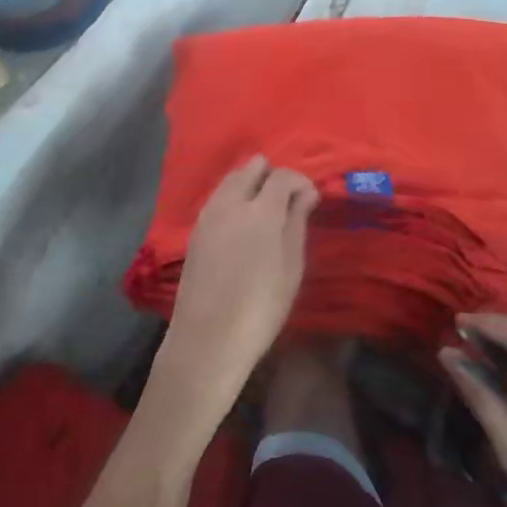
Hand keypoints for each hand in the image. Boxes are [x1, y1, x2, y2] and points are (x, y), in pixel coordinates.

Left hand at [161, 156, 318, 403]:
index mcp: (261, 210)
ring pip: (231, 179)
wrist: (208, 339)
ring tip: (266, 209)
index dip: (300, 181)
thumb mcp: (292, 266)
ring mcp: (208, 215)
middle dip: (272, 175)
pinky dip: (234, 197)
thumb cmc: (261, 306)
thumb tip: (306, 193)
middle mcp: (231, 203)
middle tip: (287, 201)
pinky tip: (243, 222)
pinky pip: (218, 198)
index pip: (283, 175)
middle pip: (251, 168)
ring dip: (251, 183)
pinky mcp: (195, 231)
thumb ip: (297, 222)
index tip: (311, 200)